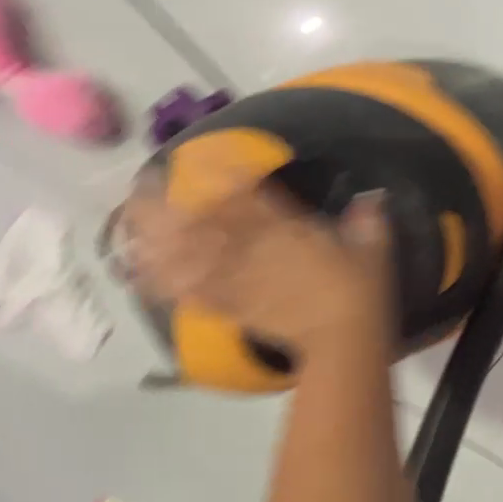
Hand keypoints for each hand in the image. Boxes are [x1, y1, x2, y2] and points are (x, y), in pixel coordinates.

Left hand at [122, 181, 395, 356]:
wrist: (344, 339)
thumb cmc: (362, 290)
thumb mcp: (374, 249)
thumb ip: (368, 220)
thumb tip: (371, 197)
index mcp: (287, 229)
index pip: (246, 196)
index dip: (223, 177)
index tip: (205, 162)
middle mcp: (251, 248)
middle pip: (198, 222)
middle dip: (166, 205)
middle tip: (139, 188)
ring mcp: (234, 277)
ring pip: (182, 253)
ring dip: (151, 239)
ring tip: (128, 225)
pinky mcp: (228, 304)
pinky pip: (185, 290)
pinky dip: (159, 280)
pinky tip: (139, 271)